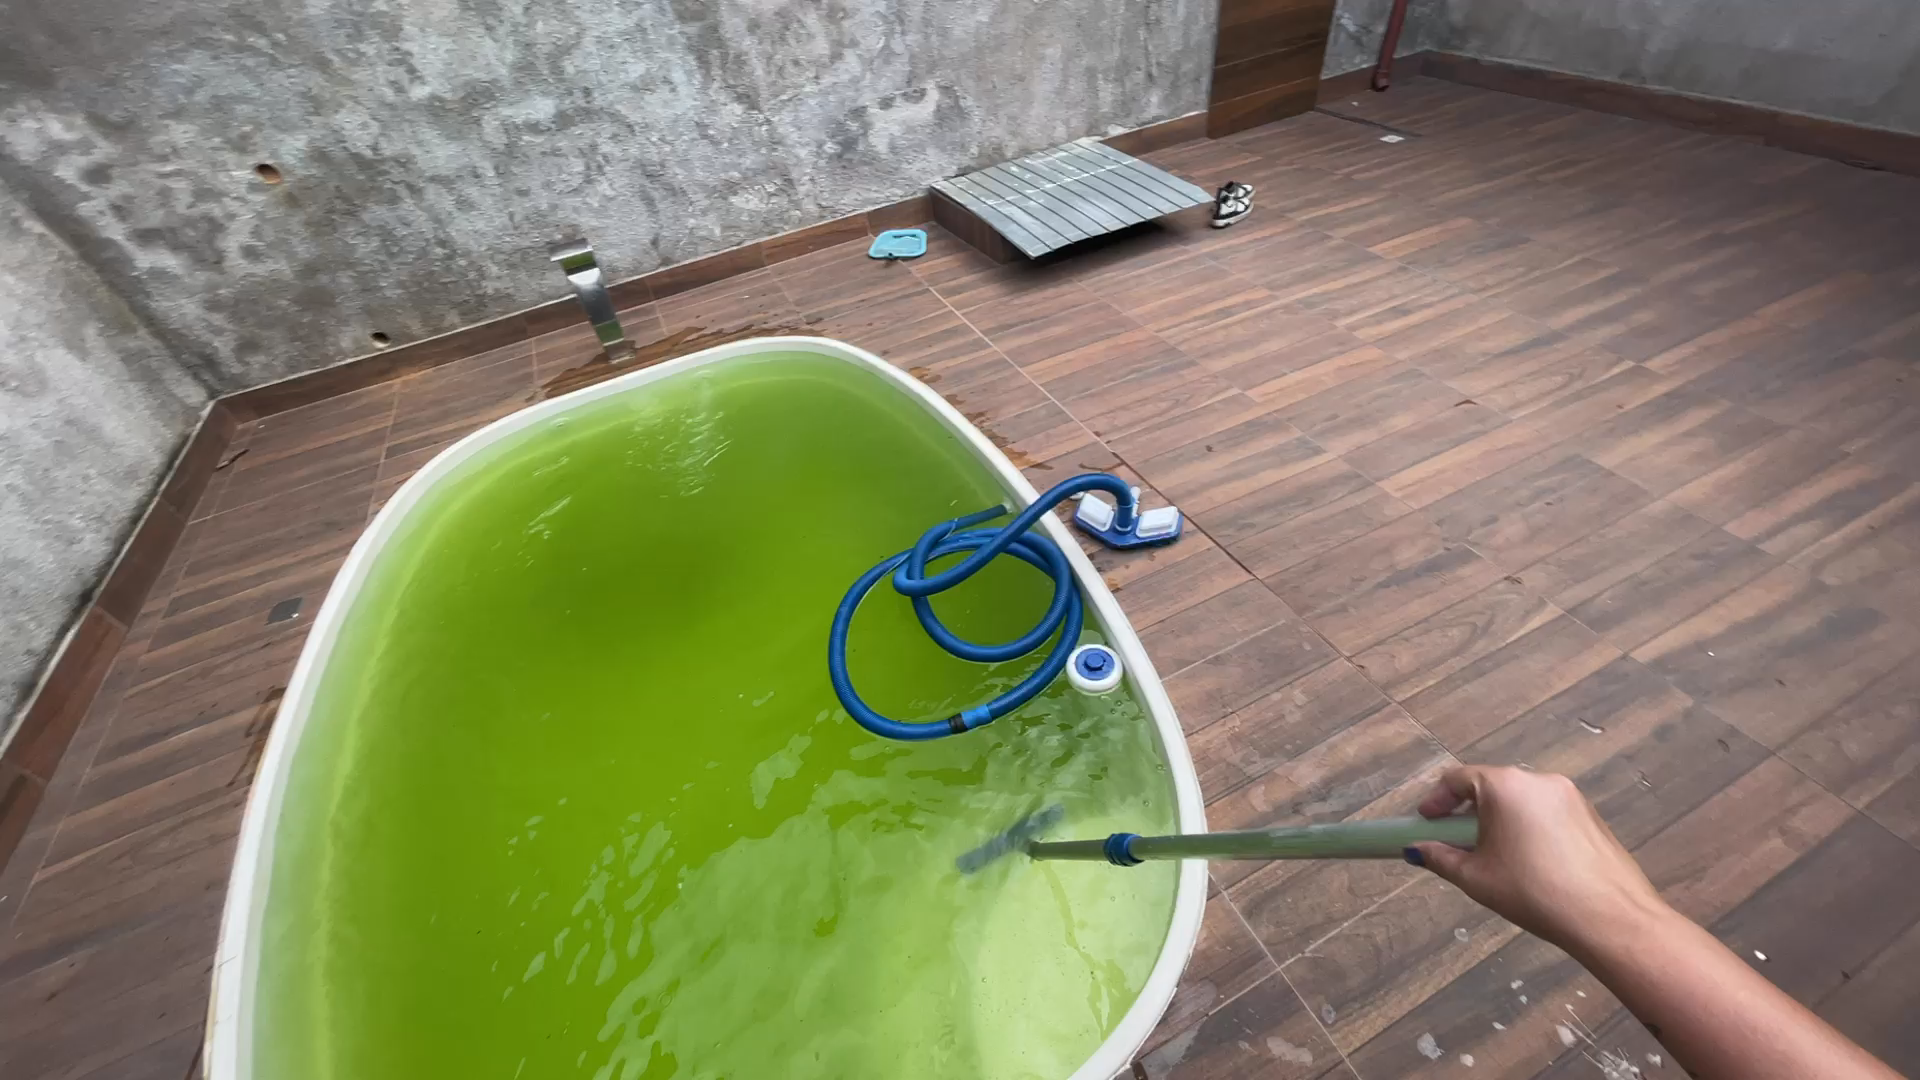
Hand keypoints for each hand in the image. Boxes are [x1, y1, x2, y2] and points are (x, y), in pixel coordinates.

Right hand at [1406, 766, 1668, 956]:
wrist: (1616, 923)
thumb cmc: (1534, 892)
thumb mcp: (1474, 877)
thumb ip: (1439, 857)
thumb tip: (1416, 850)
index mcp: (1504, 785)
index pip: (1456, 779)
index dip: (1436, 801)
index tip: (1427, 823)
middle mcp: (1537, 780)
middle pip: (1489, 787)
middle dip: (1468, 811)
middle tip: (1458, 840)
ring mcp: (1571, 798)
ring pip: (1520, 801)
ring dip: (1500, 820)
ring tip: (1496, 854)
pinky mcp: (1594, 818)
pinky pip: (1547, 813)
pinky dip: (1530, 828)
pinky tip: (1532, 861)